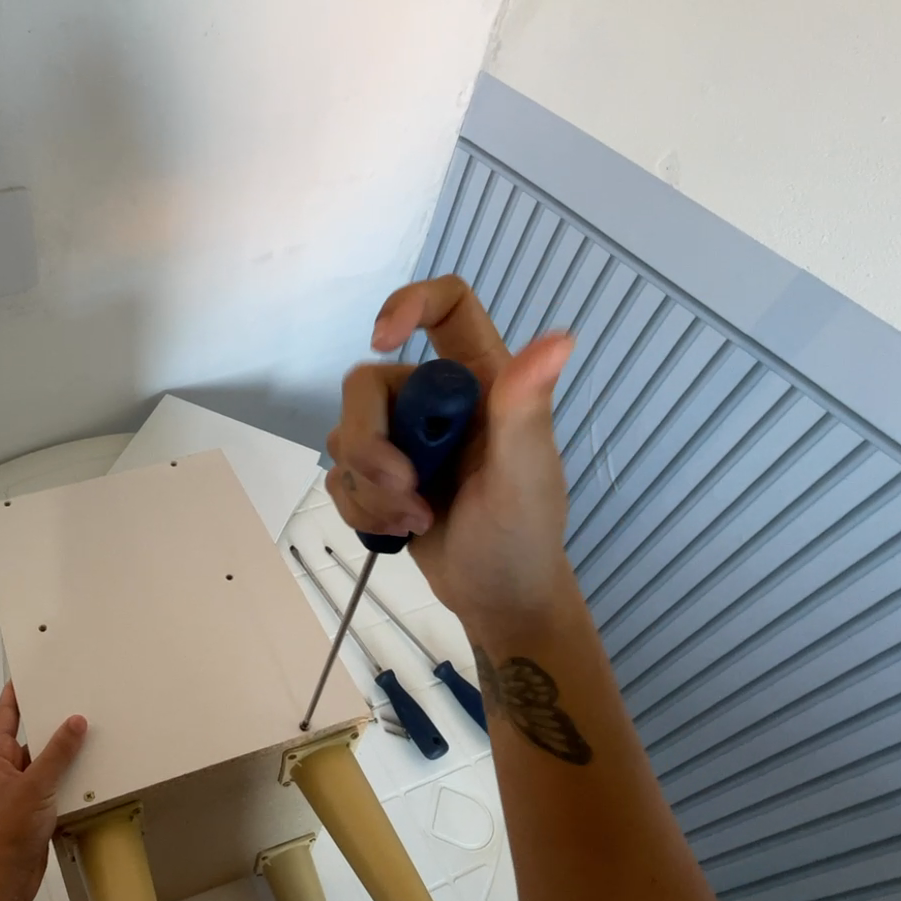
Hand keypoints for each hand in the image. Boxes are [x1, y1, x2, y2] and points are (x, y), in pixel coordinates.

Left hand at [0, 683, 87, 900]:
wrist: (3, 882)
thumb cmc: (8, 830)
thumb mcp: (36, 785)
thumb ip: (58, 752)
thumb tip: (76, 720)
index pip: (7, 715)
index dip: (17, 692)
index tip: (31, 670)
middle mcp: (5, 770)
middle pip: (30, 736)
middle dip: (51, 720)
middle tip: (77, 696)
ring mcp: (19, 792)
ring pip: (45, 762)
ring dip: (65, 752)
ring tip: (93, 730)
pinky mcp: (33, 811)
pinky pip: (54, 785)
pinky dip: (70, 778)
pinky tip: (93, 770)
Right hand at [325, 275, 577, 639]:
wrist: (496, 597)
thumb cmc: (522, 535)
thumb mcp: (526, 476)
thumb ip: (526, 410)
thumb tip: (561, 338)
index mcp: (479, 380)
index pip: (447, 307)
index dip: (408, 304)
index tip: (384, 341)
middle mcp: (433, 401)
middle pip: (366, 385)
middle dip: (369, 445)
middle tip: (402, 490)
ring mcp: (401, 441)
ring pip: (344, 437)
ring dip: (369, 489)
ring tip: (413, 521)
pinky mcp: (376, 479)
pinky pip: (339, 477)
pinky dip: (360, 509)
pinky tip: (398, 531)